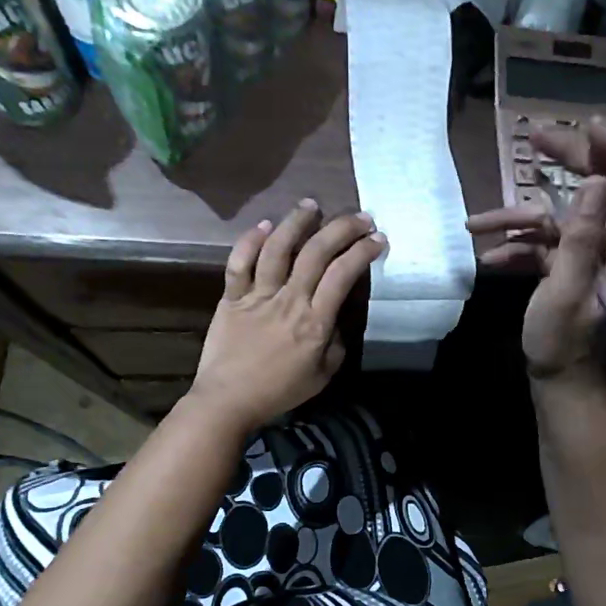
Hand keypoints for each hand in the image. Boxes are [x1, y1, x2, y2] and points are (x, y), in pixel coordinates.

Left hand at [186, 199, 384, 431]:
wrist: (228, 400)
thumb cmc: (279, 392)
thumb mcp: (322, 375)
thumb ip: (336, 343)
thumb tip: (337, 317)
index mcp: (314, 322)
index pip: (343, 275)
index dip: (363, 251)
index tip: (378, 239)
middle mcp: (288, 300)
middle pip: (316, 253)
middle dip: (342, 228)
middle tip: (359, 217)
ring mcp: (257, 296)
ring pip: (277, 248)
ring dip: (296, 222)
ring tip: (312, 205)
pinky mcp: (232, 297)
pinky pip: (239, 264)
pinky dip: (249, 241)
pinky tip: (264, 225)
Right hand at [466, 121, 605, 379]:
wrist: (557, 378)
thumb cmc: (564, 339)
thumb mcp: (568, 286)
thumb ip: (582, 236)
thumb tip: (597, 181)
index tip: (586, 128)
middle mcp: (605, 241)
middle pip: (598, 184)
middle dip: (567, 160)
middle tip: (534, 139)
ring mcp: (581, 254)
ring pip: (556, 216)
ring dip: (517, 215)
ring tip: (476, 221)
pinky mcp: (561, 268)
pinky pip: (539, 243)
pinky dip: (514, 245)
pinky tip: (489, 256)